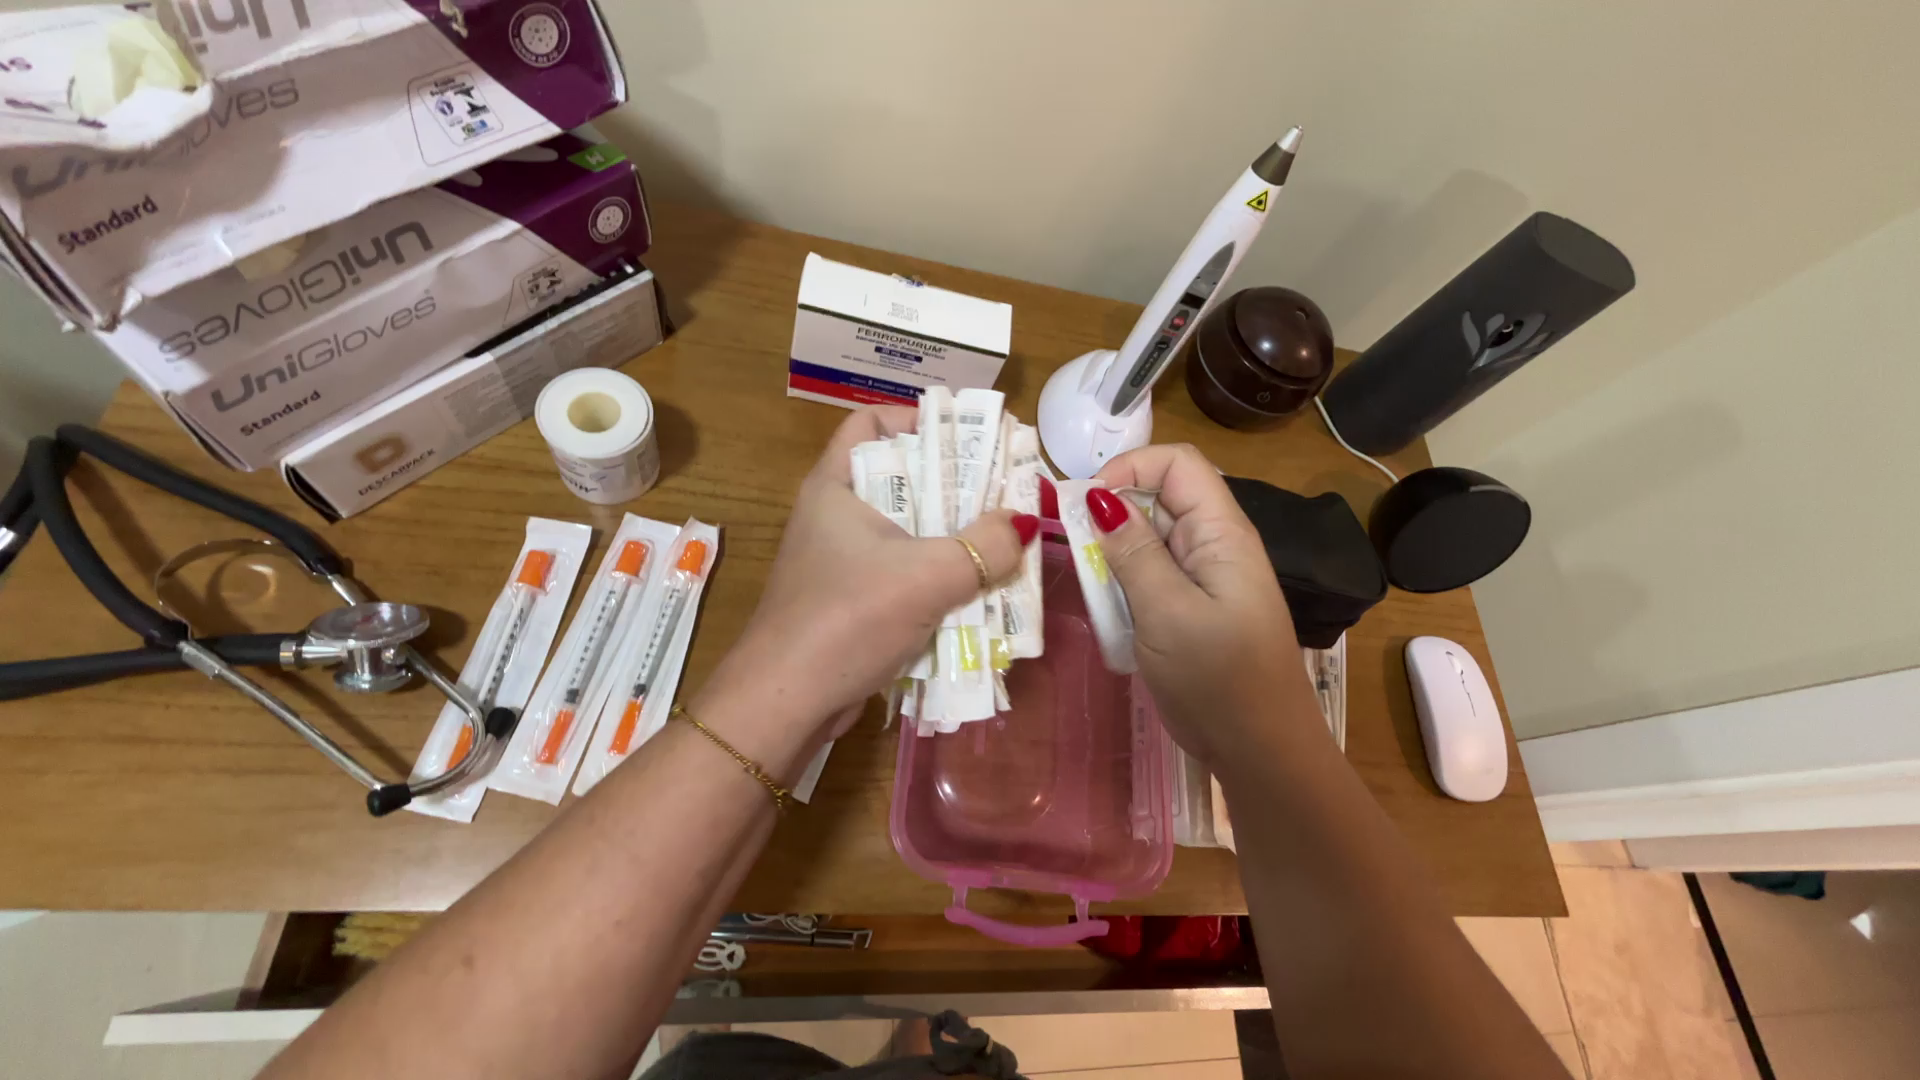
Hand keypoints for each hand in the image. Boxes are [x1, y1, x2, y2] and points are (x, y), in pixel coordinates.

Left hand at [697, 407, 1038, 774]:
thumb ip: (985, 548)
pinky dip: (940, 582)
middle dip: (956, 488)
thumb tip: (1025, 524)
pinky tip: (979, 596)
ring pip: (909, 535)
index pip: (872, 423)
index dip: (919, 419)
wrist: (785, 704)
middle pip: (903, 481)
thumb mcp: (926, 577)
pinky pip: (906, 578)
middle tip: (1007, 497)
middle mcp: (836, 517)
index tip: (972, 440)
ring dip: (954, 542)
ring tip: (1005, 546)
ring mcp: (842, 563)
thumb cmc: (847, 620)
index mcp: (836, 487)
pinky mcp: (853, 603)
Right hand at [1085, 444, 1321, 773]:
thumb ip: (1133, 552)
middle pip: (1157, 499)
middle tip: (1076, 552)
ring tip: (1092, 588)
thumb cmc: (1218, 679)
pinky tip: (1107, 611)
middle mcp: (1212, 544)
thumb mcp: (1167, 612)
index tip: (1086, 504)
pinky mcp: (1188, 607)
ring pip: (1147, 539)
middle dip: (1112, 514)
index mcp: (1221, 532)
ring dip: (1113, 555)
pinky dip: (1122, 584)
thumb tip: (1099, 497)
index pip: (1176, 464)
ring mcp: (1201, 577)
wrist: (1259, 750)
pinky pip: (1149, 576)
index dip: (1129, 468)